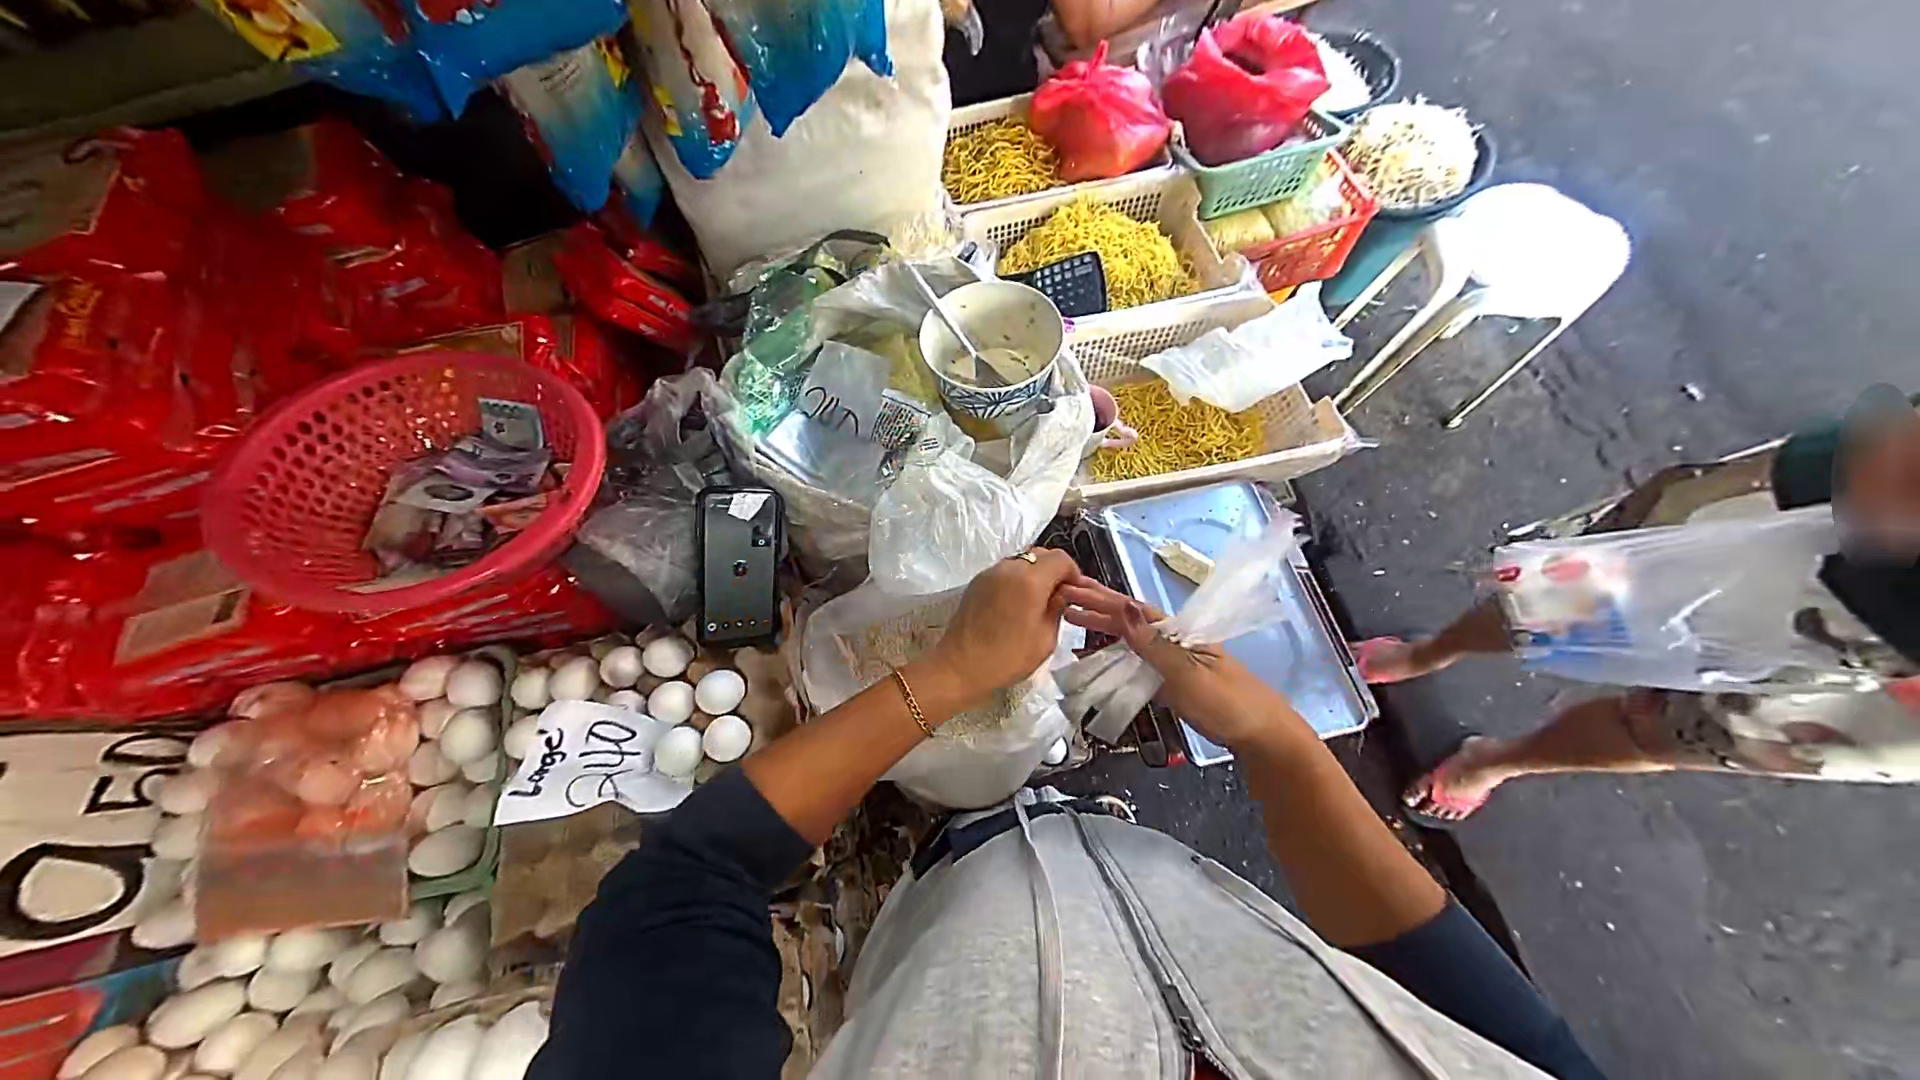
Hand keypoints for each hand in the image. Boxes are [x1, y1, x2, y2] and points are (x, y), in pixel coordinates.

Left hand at [922, 548, 1080, 706]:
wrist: (959, 666)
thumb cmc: (1007, 657)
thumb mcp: (1045, 639)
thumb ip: (1056, 609)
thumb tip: (1060, 594)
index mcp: (1030, 580)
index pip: (1060, 559)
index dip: (1072, 572)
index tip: (1074, 592)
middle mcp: (1009, 568)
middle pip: (1040, 554)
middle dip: (1053, 570)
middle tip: (1057, 596)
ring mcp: (990, 573)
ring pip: (1021, 561)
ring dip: (1034, 574)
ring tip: (1036, 602)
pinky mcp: (976, 582)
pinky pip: (1004, 571)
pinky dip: (1016, 580)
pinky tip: (1016, 604)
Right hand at [1061, 577, 1295, 750]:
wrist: (1262, 737)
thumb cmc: (1228, 703)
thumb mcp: (1187, 673)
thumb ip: (1152, 643)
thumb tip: (1124, 606)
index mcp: (1177, 632)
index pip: (1132, 610)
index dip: (1099, 600)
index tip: (1070, 590)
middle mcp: (1172, 641)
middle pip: (1129, 620)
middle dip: (1096, 607)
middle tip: (1063, 597)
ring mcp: (1171, 662)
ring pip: (1129, 639)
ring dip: (1102, 628)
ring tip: (1073, 618)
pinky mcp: (1170, 683)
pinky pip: (1135, 664)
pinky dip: (1113, 658)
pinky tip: (1097, 659)